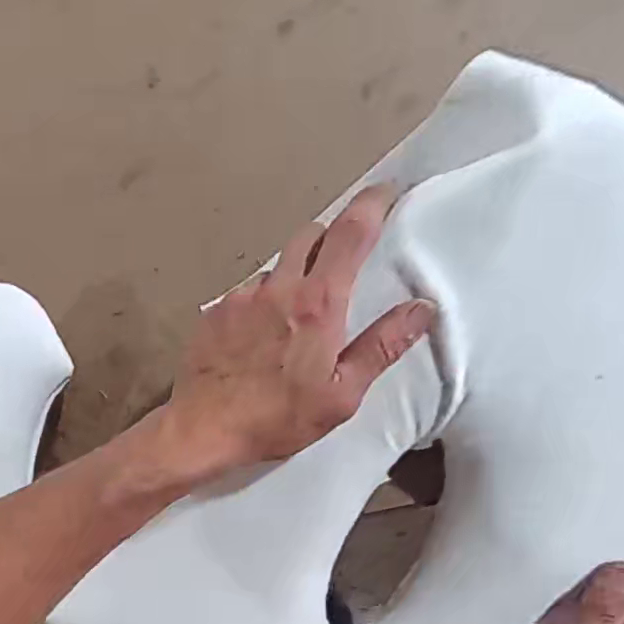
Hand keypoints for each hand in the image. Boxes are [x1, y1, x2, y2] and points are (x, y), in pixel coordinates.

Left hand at [158, 184, 435, 478]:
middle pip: (309, 236)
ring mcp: (240, 298)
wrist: (203, 429)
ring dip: (293, 274)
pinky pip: (245, 292)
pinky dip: (260, 301)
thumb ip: (381, 348)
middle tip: (342, 263)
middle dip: (331, 238)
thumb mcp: (340, 395)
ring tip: (295, 313)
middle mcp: (277, 288)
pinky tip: (258, 334)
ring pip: (275, 266)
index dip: (372, 204)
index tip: (385, 194)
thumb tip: (420, 310)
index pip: (351, 232)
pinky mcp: (214, 313)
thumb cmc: (275, 418)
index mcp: (317, 304)